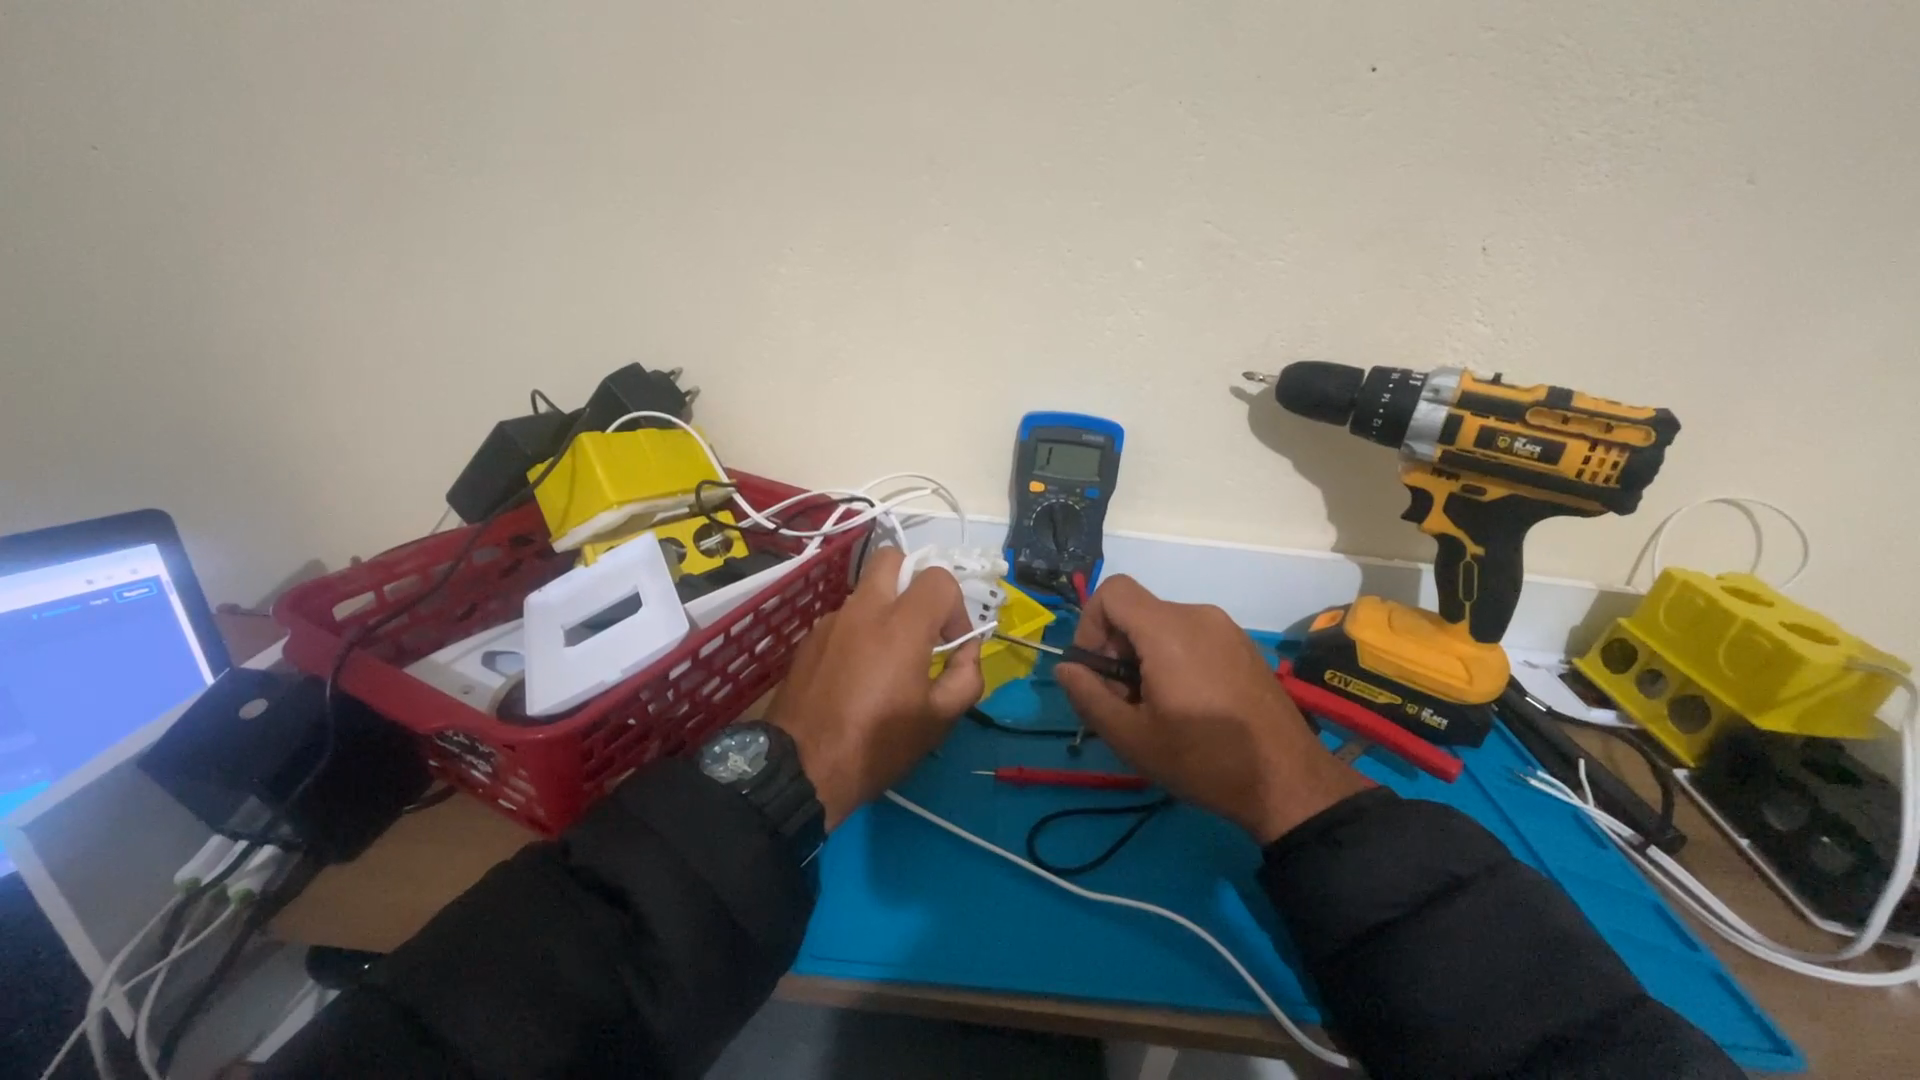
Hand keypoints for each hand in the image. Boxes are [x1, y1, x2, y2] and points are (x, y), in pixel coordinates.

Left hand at [768, 547, 984, 829]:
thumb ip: (966, 676)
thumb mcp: (939, 720)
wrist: (801, 769)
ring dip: (885, 608)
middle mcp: (863, 610)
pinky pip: (844, 618)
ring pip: (866, 591)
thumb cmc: (878, 744)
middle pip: (891, 558)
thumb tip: (966, 652)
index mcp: (901, 625)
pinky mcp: (809, 640)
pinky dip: (859, 631)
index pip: (938, 579)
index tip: (951, 645)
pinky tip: (857, 673)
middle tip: (921, 625)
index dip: (955, 608)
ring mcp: (830, 621)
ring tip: (888, 658)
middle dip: (913, 581)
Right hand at [1053, 575, 1372, 843]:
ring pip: (1161, 627)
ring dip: (1143, 660)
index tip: (1095, 672)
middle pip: (1136, 613)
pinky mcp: (1242, 647)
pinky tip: (1186, 708)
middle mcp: (1198, 616)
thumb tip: (1067, 668)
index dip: (1090, 625)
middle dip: (1115, 652)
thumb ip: (1088, 696)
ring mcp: (1226, 629)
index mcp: (1169, 630)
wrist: (1288, 782)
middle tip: (1123, 704)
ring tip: (1154, 712)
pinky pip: (1190, 638)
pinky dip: (1172, 661)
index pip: (1112, 591)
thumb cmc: (1203, 760)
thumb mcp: (1131, 738)